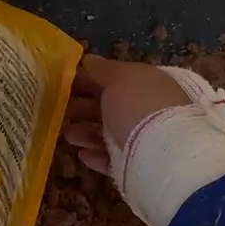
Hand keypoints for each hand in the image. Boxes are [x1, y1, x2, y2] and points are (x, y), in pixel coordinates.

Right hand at [64, 54, 224, 225]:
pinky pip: (112, 159)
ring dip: (86, 132)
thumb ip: (103, 69)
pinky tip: (83, 154)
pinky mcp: (138, 166)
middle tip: (61, 109)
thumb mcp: (120, 78)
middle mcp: (149, 111)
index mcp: (149, 85)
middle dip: (85, 107)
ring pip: (108, 134)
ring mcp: (145, 140)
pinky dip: (96, 156)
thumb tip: (89, 59)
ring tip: (69, 135)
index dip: (91, 80)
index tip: (66, 84)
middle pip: (111, 107)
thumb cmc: (140, 106)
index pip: (117, 79)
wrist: (164, 155)